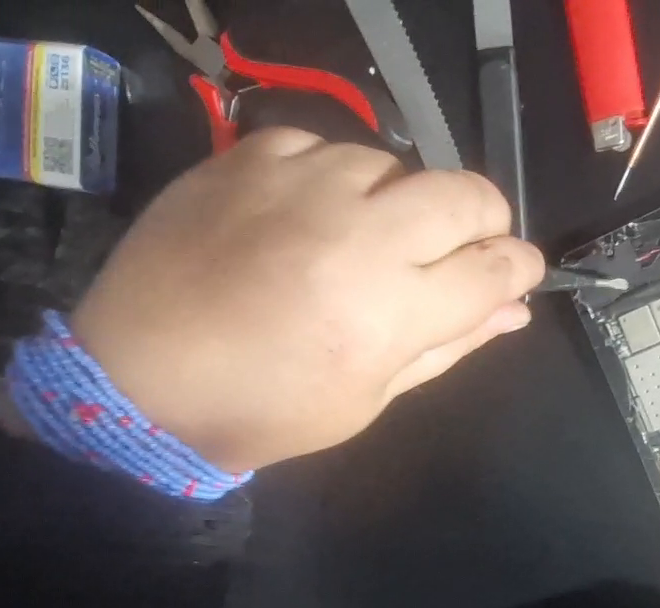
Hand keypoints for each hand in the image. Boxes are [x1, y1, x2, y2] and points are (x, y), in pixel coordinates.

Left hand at [69, 128, 544, 472]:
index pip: (492, 269)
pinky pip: (327, 146)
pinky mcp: (250, 157)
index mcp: (388, 313)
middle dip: (487, 220)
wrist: (139, 379)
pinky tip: (316, 216)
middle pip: (464, 196)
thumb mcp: (368, 398)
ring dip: (404, 202)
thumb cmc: (266, 409)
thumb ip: (448, 346)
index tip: (520, 273)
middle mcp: (354, 235)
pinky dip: (338, 179)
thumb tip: (512, 311)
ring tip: (373, 239)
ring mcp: (299, 185)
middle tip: (469, 249)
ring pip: (396, 165)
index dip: (519, 269)